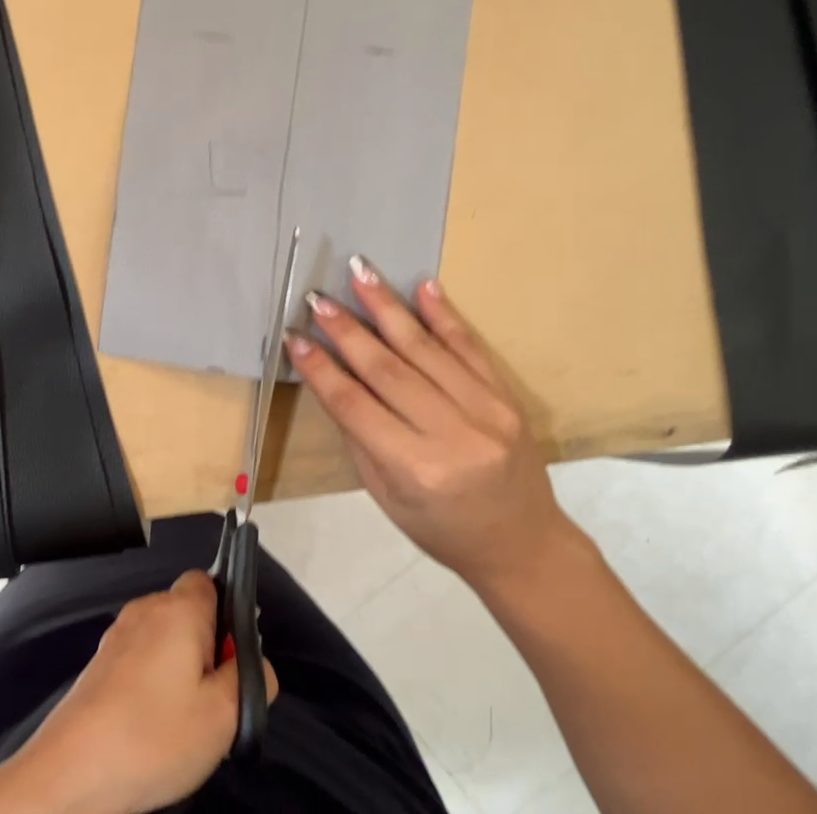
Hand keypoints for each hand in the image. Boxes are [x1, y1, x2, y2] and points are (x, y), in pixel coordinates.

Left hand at [4, 571, 278, 813]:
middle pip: (189, 616)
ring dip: (182, 674)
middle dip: (208, 651)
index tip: (237, 654)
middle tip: (217, 698)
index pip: (209, 581)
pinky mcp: (102, 665)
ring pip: (166, 644)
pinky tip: (156, 728)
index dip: (230, 613)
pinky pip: (143, 664)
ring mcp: (118, 637)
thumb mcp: (227, 714)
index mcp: (177, 610)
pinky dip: (155, 688)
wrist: (75, 768)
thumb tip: (256, 663)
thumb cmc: (149, 737)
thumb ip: (252, 679)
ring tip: (185, 722)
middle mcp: (144, 613)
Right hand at [290, 262, 579, 591]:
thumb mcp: (385, 495)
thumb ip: (360, 436)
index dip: (321, 369)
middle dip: (347, 330)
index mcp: (415, 468)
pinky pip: (471, 349)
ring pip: (426, 350)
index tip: (294, 336)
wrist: (523, 544)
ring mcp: (486, 412)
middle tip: (317, 298)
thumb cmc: (442, 529)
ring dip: (388, 307)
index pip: (355, 405)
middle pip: (388, 370)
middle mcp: (453, 434)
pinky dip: (445, 316)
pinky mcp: (508, 398)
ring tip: (360, 272)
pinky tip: (423, 287)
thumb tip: (332, 378)